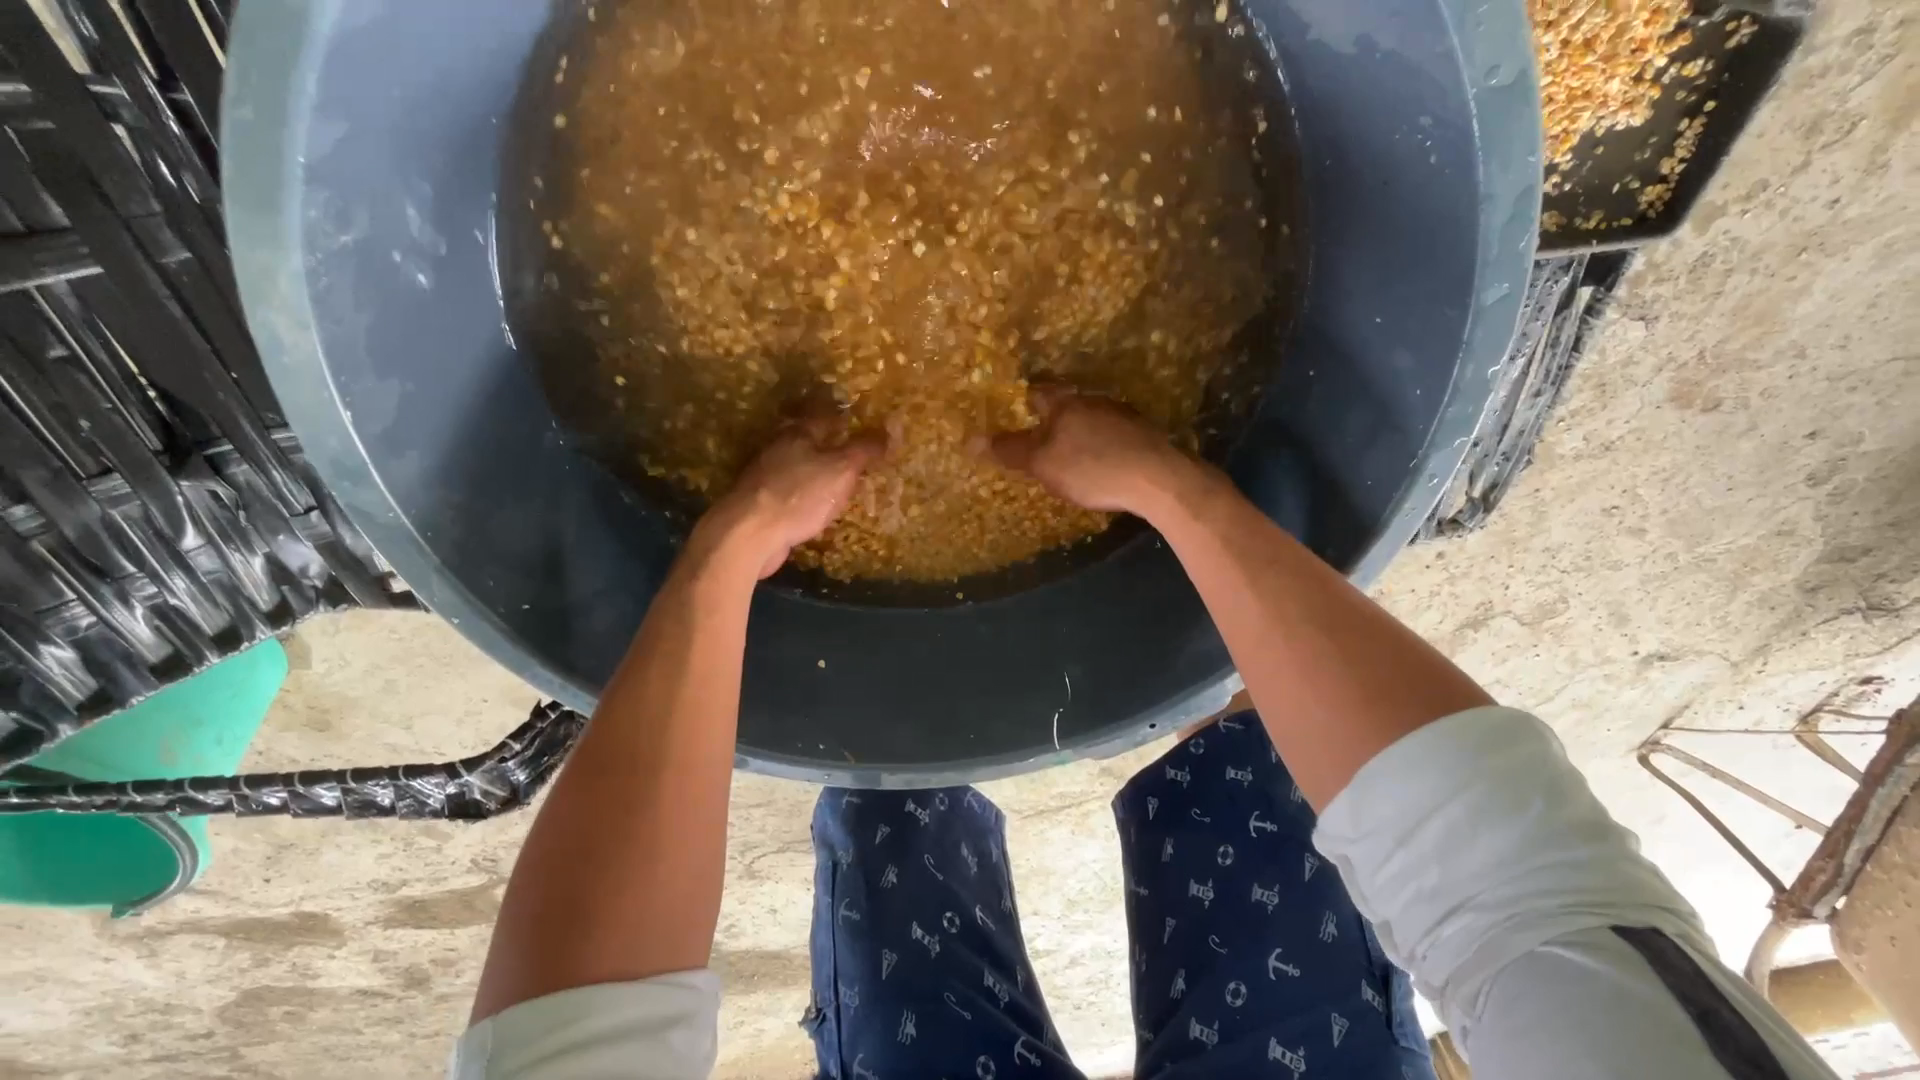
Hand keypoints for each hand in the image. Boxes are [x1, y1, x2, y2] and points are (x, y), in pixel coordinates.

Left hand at [703, 415, 884, 577]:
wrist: (750, 534)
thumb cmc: (799, 495)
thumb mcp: (841, 469)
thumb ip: (865, 450)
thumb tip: (891, 430)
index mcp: (797, 434)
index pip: (825, 415)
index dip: (845, 416)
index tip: (862, 419)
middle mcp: (778, 450)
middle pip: (809, 442)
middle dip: (830, 445)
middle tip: (855, 453)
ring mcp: (766, 478)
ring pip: (798, 468)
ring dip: (817, 472)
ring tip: (840, 481)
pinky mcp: (761, 505)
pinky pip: (791, 494)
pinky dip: (805, 497)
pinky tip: (817, 507)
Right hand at [989, 386, 1190, 514]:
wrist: (1157, 478)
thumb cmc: (1091, 467)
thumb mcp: (1042, 464)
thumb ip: (1009, 451)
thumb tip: (970, 439)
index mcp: (1065, 403)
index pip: (1037, 393)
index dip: (1023, 401)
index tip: (1014, 411)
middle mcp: (1094, 401)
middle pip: (1066, 404)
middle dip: (1053, 418)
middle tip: (1039, 436)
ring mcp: (1122, 415)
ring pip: (1091, 418)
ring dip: (1079, 430)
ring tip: (1069, 451)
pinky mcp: (1143, 435)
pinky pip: (1112, 434)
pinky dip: (1102, 443)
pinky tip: (1102, 461)